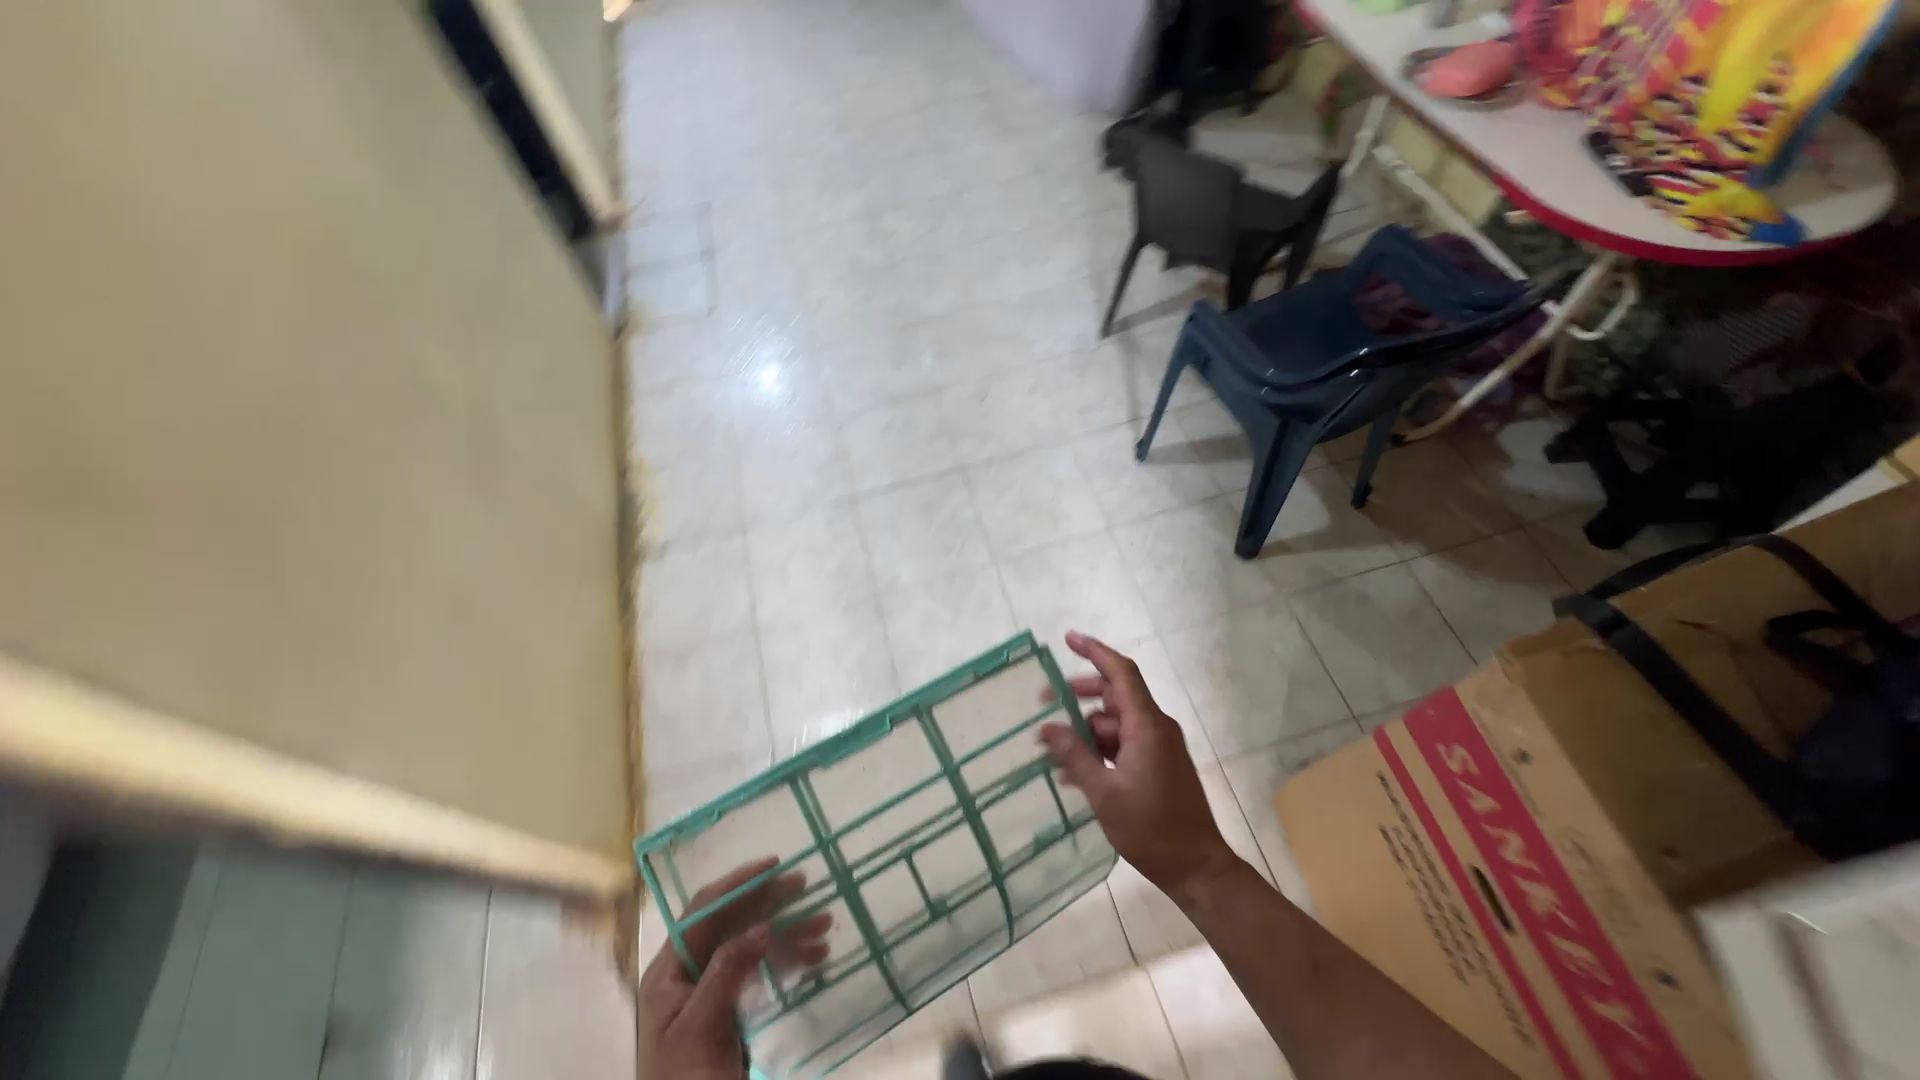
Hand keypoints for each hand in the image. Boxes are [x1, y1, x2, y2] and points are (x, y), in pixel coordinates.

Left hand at [638, 858, 832, 1079]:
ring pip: (752, 947)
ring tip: (826, 926)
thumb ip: (728, 973)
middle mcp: (688, 974)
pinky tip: (816, 958)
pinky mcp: (731, 1013)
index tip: (774, 867)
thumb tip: (761, 927)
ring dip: (788, 933)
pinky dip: (788, 961)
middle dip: (770, 904)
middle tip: (808, 887)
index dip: (737, 884)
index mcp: (669, 972)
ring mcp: (711, 993)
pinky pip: (761, 973)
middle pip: (732, 924)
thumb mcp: (702, 1027)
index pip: (704, 912)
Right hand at [1039, 631, 1238, 901]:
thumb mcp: (1104, 793)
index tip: (1068, 638)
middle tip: (1044, 701)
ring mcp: (1159, 747)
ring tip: (1053, 751)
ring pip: (1115, 724)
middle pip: (1114, 696)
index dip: (1094, 651)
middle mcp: (1156, 728)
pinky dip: (1100, 751)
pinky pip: (1124, 745)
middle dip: (1079, 696)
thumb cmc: (1151, 829)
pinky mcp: (1159, 766)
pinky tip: (1075, 772)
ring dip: (1085, 732)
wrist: (1197, 867)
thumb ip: (1074, 756)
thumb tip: (1046, 728)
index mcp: (1147, 726)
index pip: (1120, 673)